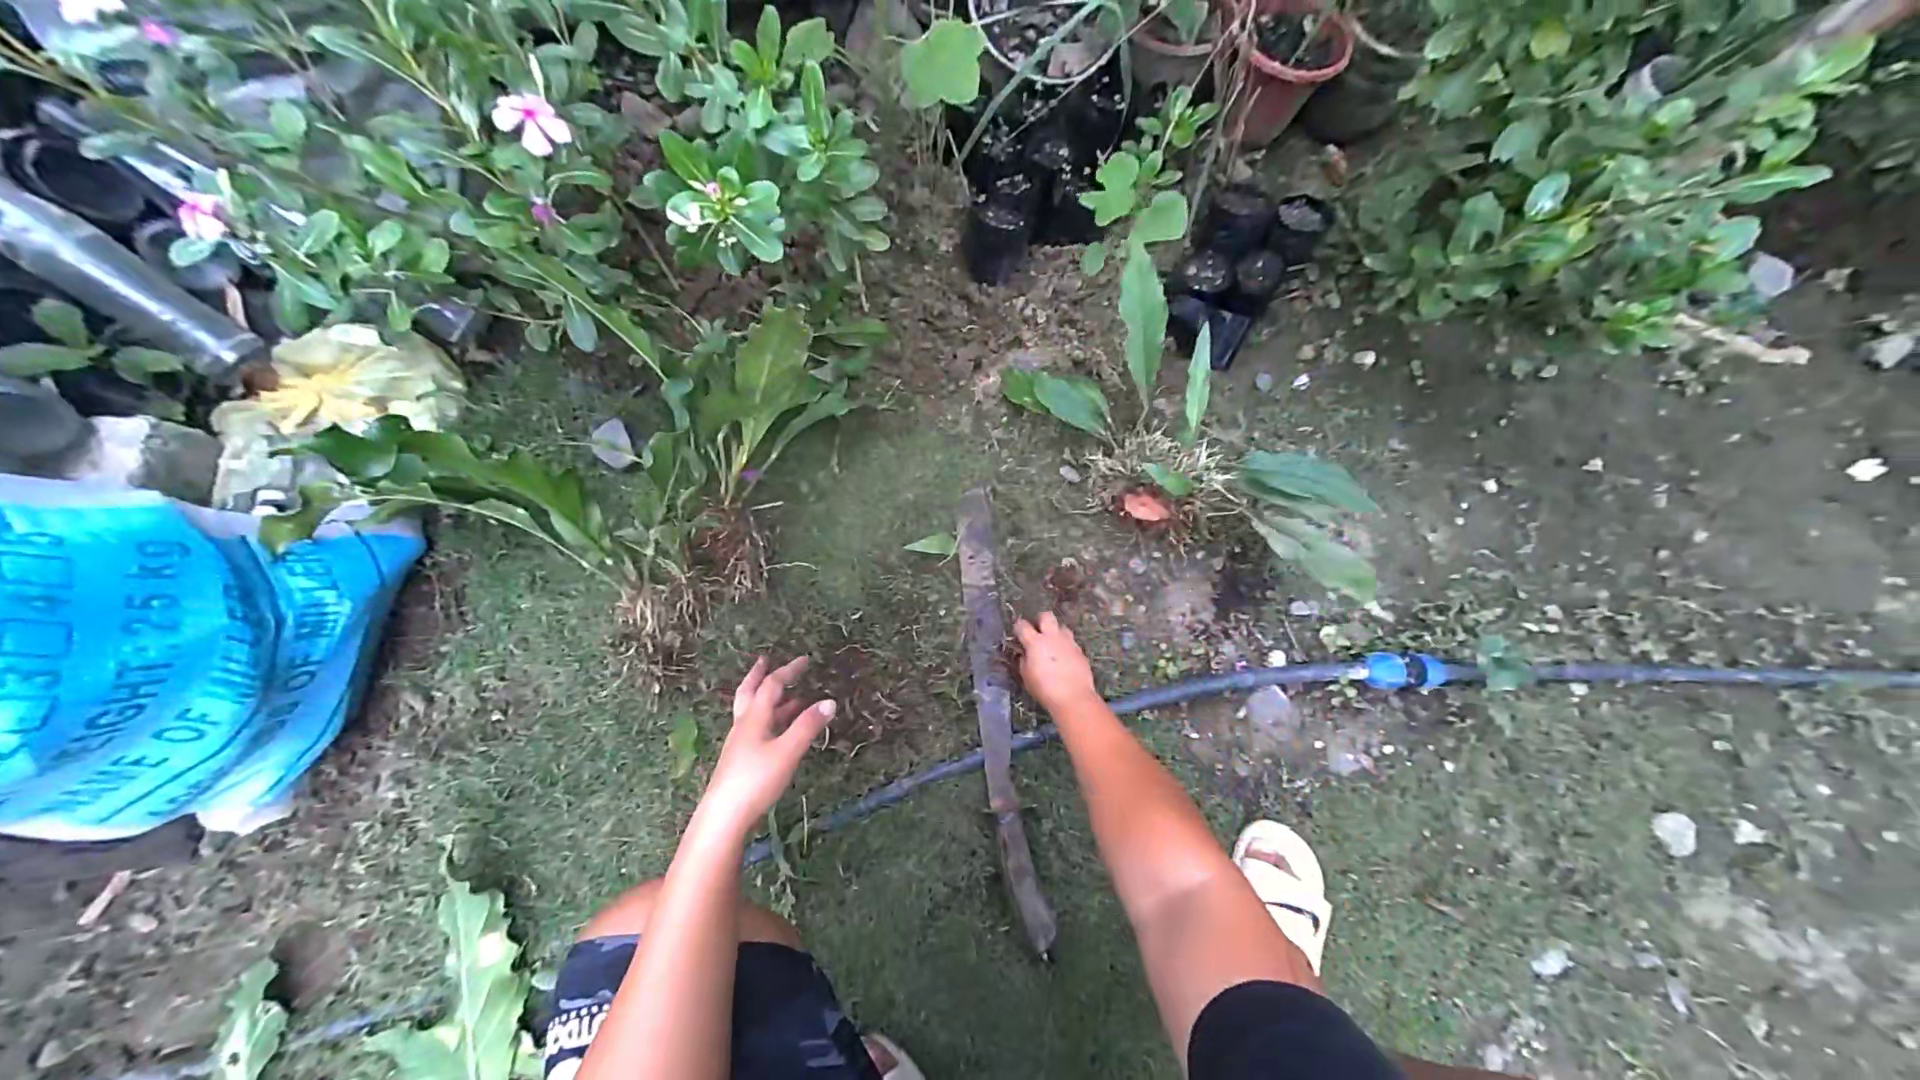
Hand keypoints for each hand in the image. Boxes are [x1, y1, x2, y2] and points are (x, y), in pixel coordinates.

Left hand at [698, 657, 834, 833]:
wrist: (723, 817)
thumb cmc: (756, 780)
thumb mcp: (788, 751)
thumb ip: (808, 726)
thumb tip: (829, 701)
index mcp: (754, 717)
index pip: (771, 685)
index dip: (788, 671)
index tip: (804, 660)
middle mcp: (744, 725)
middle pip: (750, 693)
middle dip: (759, 676)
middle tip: (765, 661)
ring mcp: (740, 743)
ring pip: (754, 712)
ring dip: (770, 700)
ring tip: (789, 697)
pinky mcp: (741, 760)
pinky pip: (756, 728)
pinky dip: (770, 720)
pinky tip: (780, 730)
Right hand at [1013, 612, 1100, 712]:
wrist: (1073, 697)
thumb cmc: (1044, 689)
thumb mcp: (1027, 677)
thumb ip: (1024, 662)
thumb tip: (1025, 655)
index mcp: (1035, 642)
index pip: (1023, 625)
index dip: (1019, 627)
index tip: (1018, 633)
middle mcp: (1052, 637)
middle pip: (1047, 616)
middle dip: (1041, 620)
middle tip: (1038, 631)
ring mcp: (1069, 643)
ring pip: (1062, 627)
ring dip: (1056, 633)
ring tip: (1054, 645)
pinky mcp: (1080, 651)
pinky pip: (1072, 643)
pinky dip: (1066, 647)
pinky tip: (1065, 658)